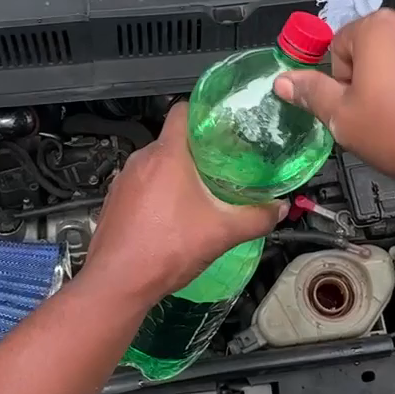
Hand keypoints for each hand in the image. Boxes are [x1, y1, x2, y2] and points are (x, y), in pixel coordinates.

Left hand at [82, 103, 284, 302]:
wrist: (118, 283)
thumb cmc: (166, 250)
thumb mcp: (222, 234)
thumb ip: (256, 218)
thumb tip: (279, 209)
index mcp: (167, 155)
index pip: (183, 110)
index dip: (205, 112)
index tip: (225, 126)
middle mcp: (141, 160)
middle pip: (173, 139)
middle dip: (198, 150)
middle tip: (223, 164)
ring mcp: (123, 180)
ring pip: (156, 164)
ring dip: (177, 173)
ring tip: (201, 191)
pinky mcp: (115, 201)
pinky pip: (141, 185)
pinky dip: (158, 192)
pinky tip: (173, 215)